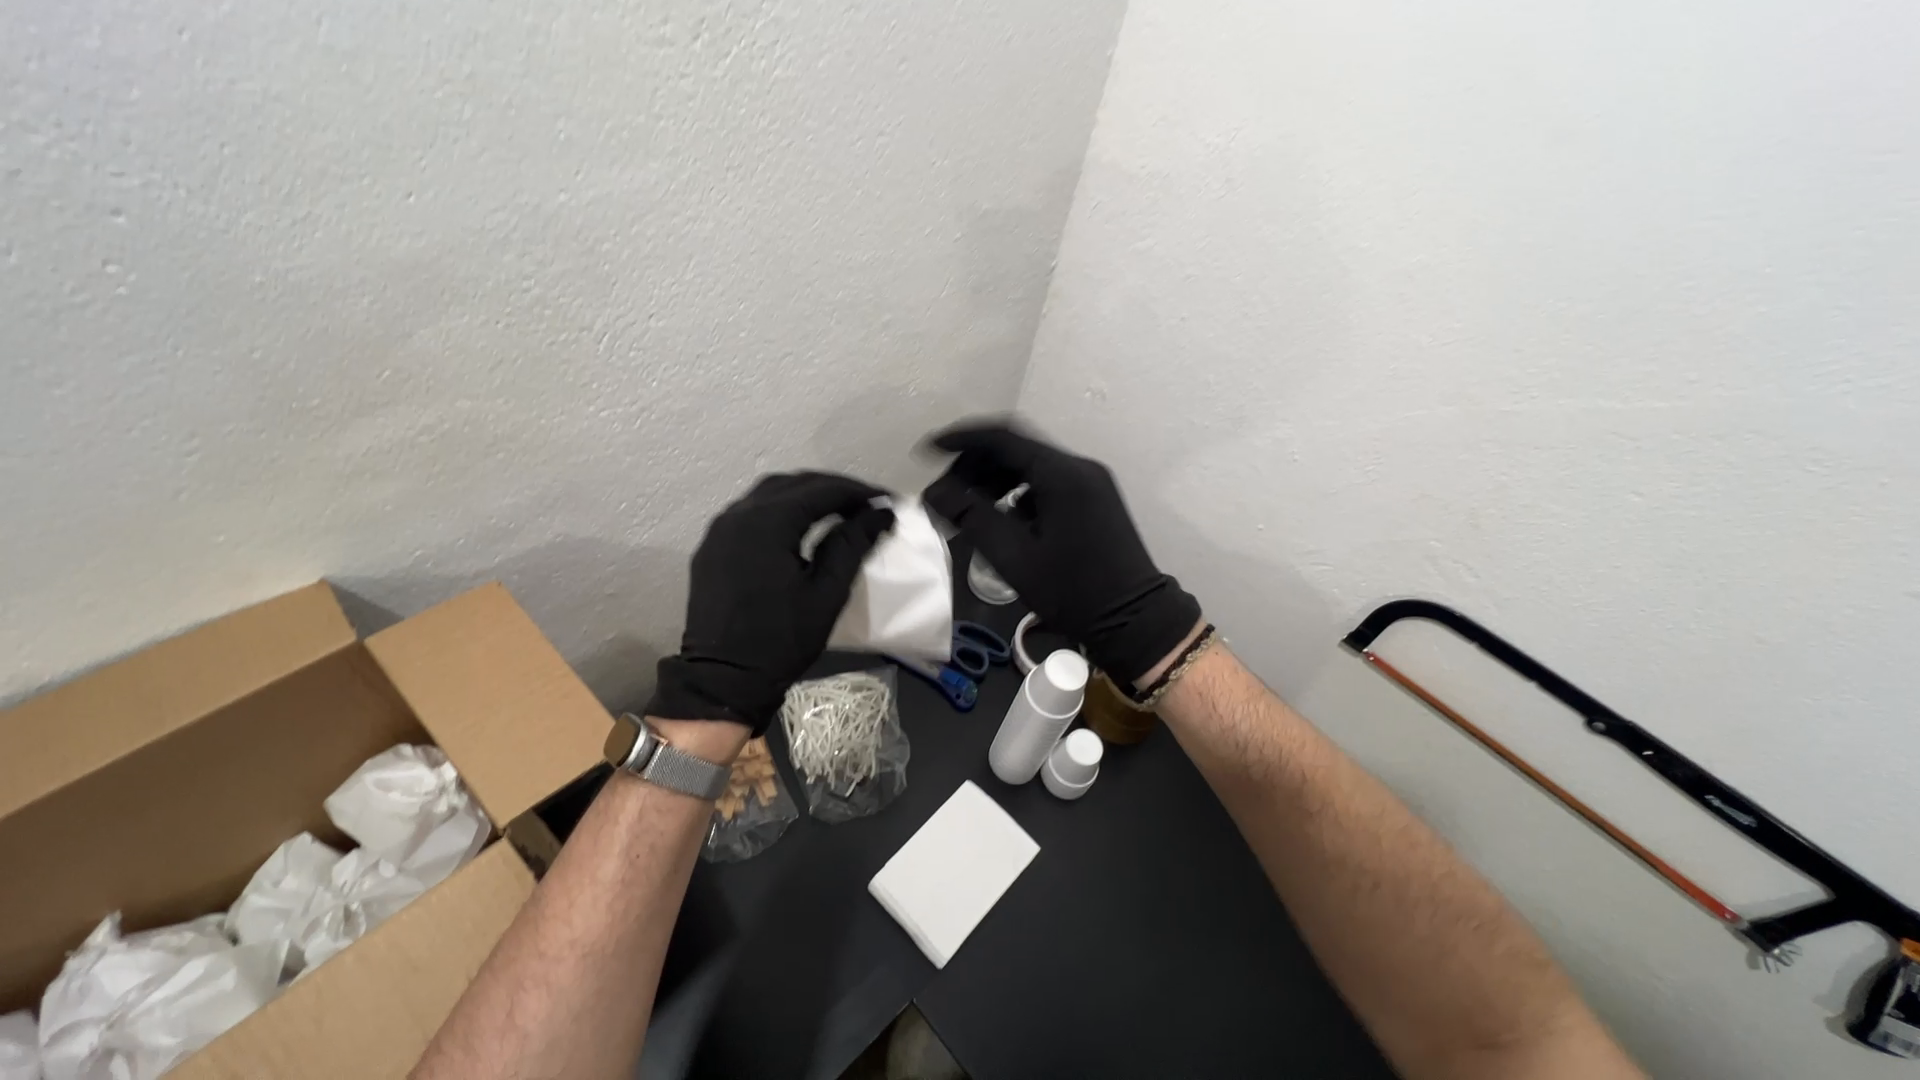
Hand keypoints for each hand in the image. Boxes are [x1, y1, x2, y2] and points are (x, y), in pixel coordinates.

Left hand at [646, 472, 895, 734]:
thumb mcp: (827, 592)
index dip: (859, 493)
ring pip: (769, 494)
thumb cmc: (782, 639)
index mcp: (768, 522)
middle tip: (868, 505)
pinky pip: (751, 513)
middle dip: (834, 489)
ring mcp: (720, 529)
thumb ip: (852, 544)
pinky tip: (801, 526)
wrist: (724, 679)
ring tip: (839, 510)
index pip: (822, 490)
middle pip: (794, 483)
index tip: (888, 503)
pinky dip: (781, 510)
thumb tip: (881, 512)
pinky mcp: (712, 546)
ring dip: (806, 495)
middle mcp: (739, 514)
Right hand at [922, 420, 1200, 686]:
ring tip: (966, 507)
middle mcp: (1079, 467)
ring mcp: (1091, 482)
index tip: (928, 450)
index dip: (960, 440)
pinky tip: (1001, 518)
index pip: (1001, 438)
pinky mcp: (1096, 499)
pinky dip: (1018, 491)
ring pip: (1032, 465)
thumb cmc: (1072, 590)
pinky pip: (1049, 482)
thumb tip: (933, 492)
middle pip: (1016, 449)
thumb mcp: (1013, 556)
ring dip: (995, 479)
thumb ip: (970, 517)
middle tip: (945, 491)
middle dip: (975, 464)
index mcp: (1061, 473)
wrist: (1134, 620)